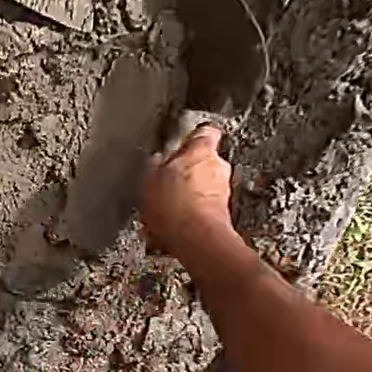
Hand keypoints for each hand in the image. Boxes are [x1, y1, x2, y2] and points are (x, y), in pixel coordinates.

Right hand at [140, 121, 237, 256]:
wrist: (195, 239)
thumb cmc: (176, 206)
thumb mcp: (149, 179)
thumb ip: (155, 165)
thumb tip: (155, 161)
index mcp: (202, 151)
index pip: (204, 132)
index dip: (191, 138)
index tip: (179, 145)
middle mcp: (218, 168)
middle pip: (200, 164)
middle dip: (182, 175)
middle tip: (160, 186)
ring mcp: (222, 192)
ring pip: (199, 189)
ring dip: (183, 198)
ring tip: (160, 213)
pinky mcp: (219, 215)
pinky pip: (199, 211)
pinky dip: (185, 217)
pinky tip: (166, 229)